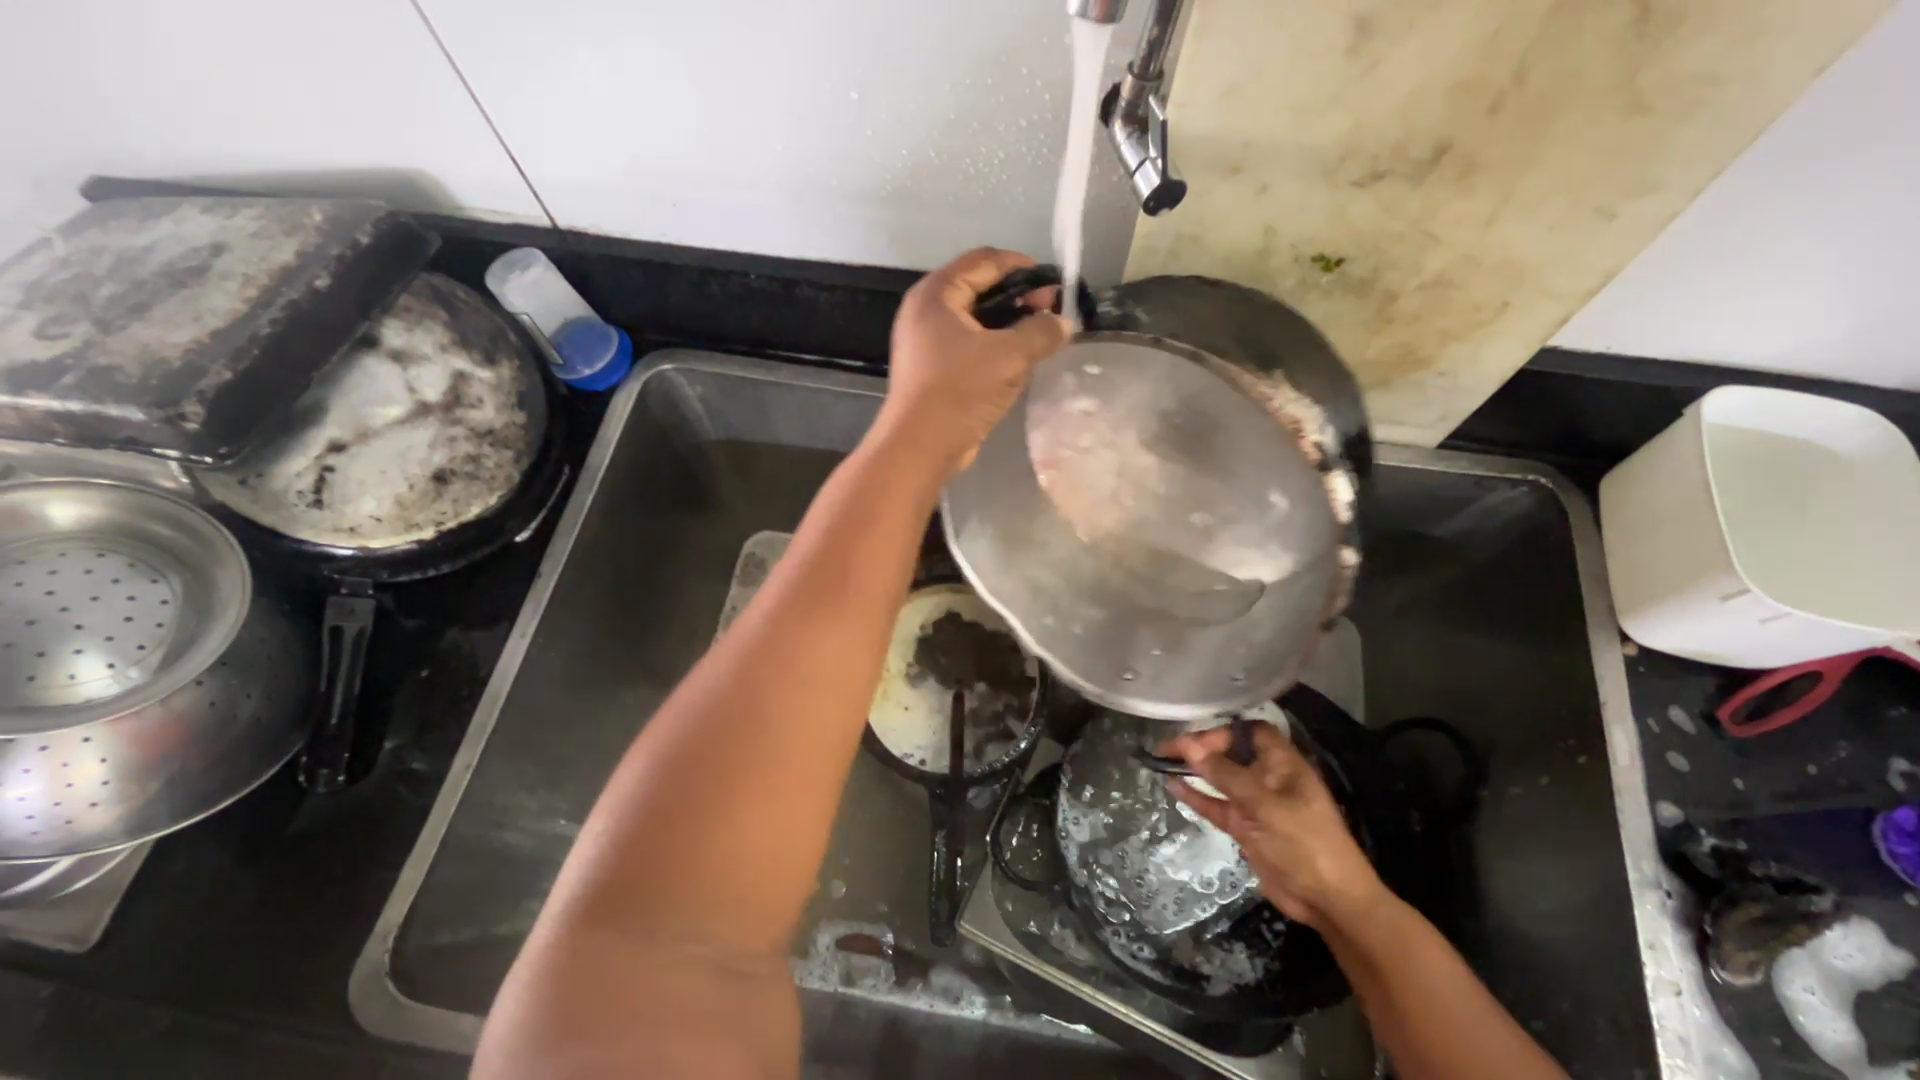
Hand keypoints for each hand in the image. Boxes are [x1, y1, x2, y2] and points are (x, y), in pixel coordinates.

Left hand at [878, 247, 1070, 475]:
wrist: (920, 446)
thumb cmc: (960, 391)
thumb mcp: (1010, 356)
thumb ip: (1041, 332)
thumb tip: (1065, 322)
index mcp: (937, 293)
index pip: (985, 260)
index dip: (1023, 266)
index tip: (1054, 282)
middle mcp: (926, 310)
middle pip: (980, 287)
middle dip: (1019, 295)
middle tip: (1051, 310)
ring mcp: (926, 340)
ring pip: (976, 318)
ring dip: (1009, 322)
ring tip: (1042, 334)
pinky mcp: (933, 368)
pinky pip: (970, 344)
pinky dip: (995, 344)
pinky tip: (1020, 358)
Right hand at [1163, 722, 1386, 929]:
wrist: (1328, 899)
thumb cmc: (1304, 842)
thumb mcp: (1265, 805)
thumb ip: (1226, 776)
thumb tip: (1189, 747)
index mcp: (1283, 764)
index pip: (1250, 733)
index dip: (1223, 731)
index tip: (1194, 740)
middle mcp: (1269, 779)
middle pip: (1232, 753)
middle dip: (1202, 748)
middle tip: (1167, 749)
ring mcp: (1256, 805)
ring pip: (1221, 779)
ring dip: (1195, 770)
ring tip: (1161, 762)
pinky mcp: (1246, 828)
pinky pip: (1218, 806)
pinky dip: (1198, 797)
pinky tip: (1174, 788)